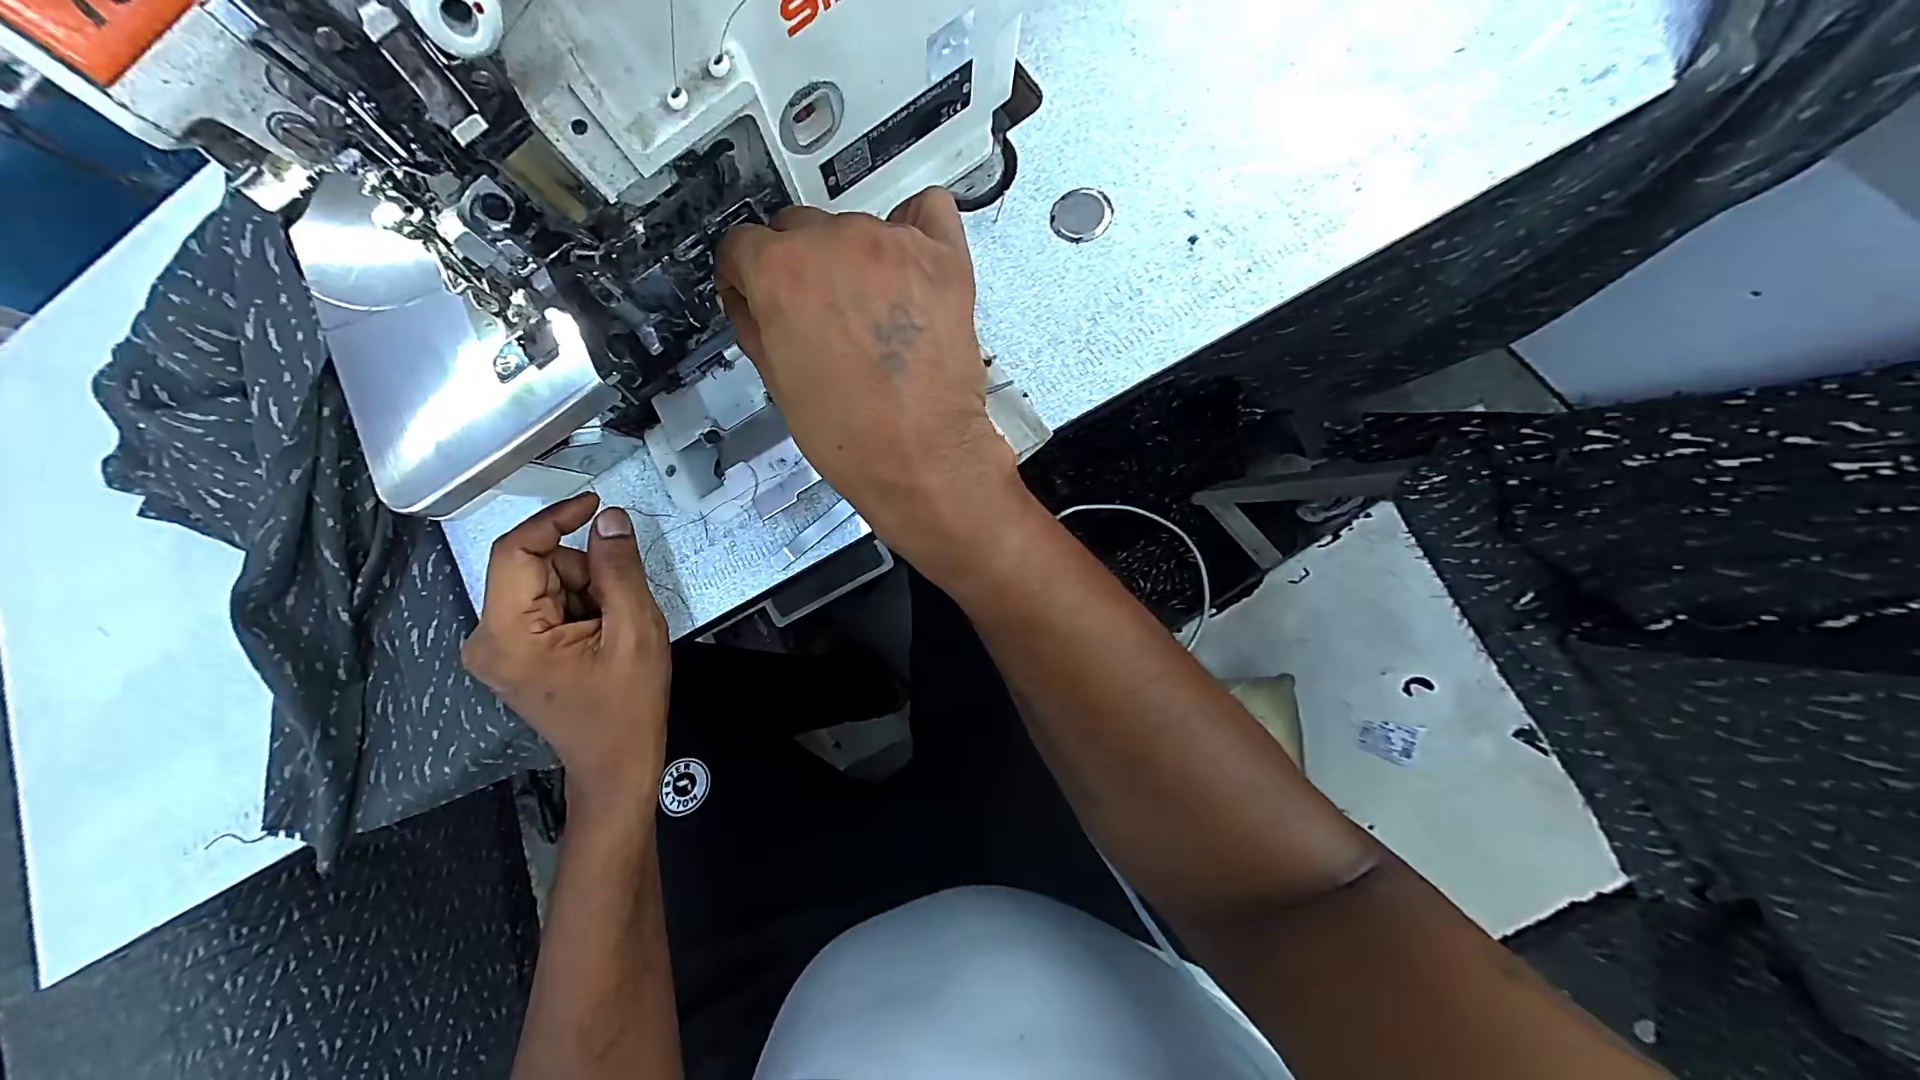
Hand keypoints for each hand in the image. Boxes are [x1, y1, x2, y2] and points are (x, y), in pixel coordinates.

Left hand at [461, 493, 670, 807]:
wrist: (616, 763)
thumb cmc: (628, 704)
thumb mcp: (636, 629)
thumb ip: (620, 569)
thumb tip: (610, 518)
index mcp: (507, 633)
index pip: (516, 550)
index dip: (555, 519)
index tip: (597, 504)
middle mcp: (486, 637)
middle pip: (535, 567)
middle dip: (585, 573)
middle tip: (623, 605)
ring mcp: (496, 648)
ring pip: (545, 584)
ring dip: (587, 592)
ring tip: (615, 629)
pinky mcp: (511, 654)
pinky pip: (545, 605)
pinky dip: (580, 607)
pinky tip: (602, 636)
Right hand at [716, 188, 1027, 576]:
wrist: (922, 458)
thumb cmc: (856, 437)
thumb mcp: (778, 382)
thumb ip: (753, 323)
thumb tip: (746, 298)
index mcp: (780, 273)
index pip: (745, 243)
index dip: (748, 271)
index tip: (757, 282)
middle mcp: (834, 244)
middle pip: (801, 228)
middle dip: (802, 265)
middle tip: (823, 310)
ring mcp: (893, 246)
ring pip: (858, 225)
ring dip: (858, 258)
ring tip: (875, 313)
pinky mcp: (943, 259)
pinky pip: (928, 210)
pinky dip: (916, 228)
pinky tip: (910, 264)